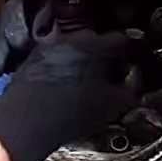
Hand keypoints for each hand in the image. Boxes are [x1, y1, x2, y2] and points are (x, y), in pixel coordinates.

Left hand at [0, 30, 138, 160]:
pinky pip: (55, 59)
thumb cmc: (71, 112)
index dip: (131, 54)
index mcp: (98, 45)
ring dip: (82, 61)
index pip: (123, 41)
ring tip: (86, 85)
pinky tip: (63, 89)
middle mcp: (73, 38)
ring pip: (74, 49)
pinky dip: (62, 68)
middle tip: (110, 76)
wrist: (28, 121)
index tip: (131, 64)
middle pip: (98, 42)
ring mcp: (50, 47)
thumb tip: (134, 87)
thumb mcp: (113, 105)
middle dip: (105, 57)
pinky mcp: (32, 59)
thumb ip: (129, 91)